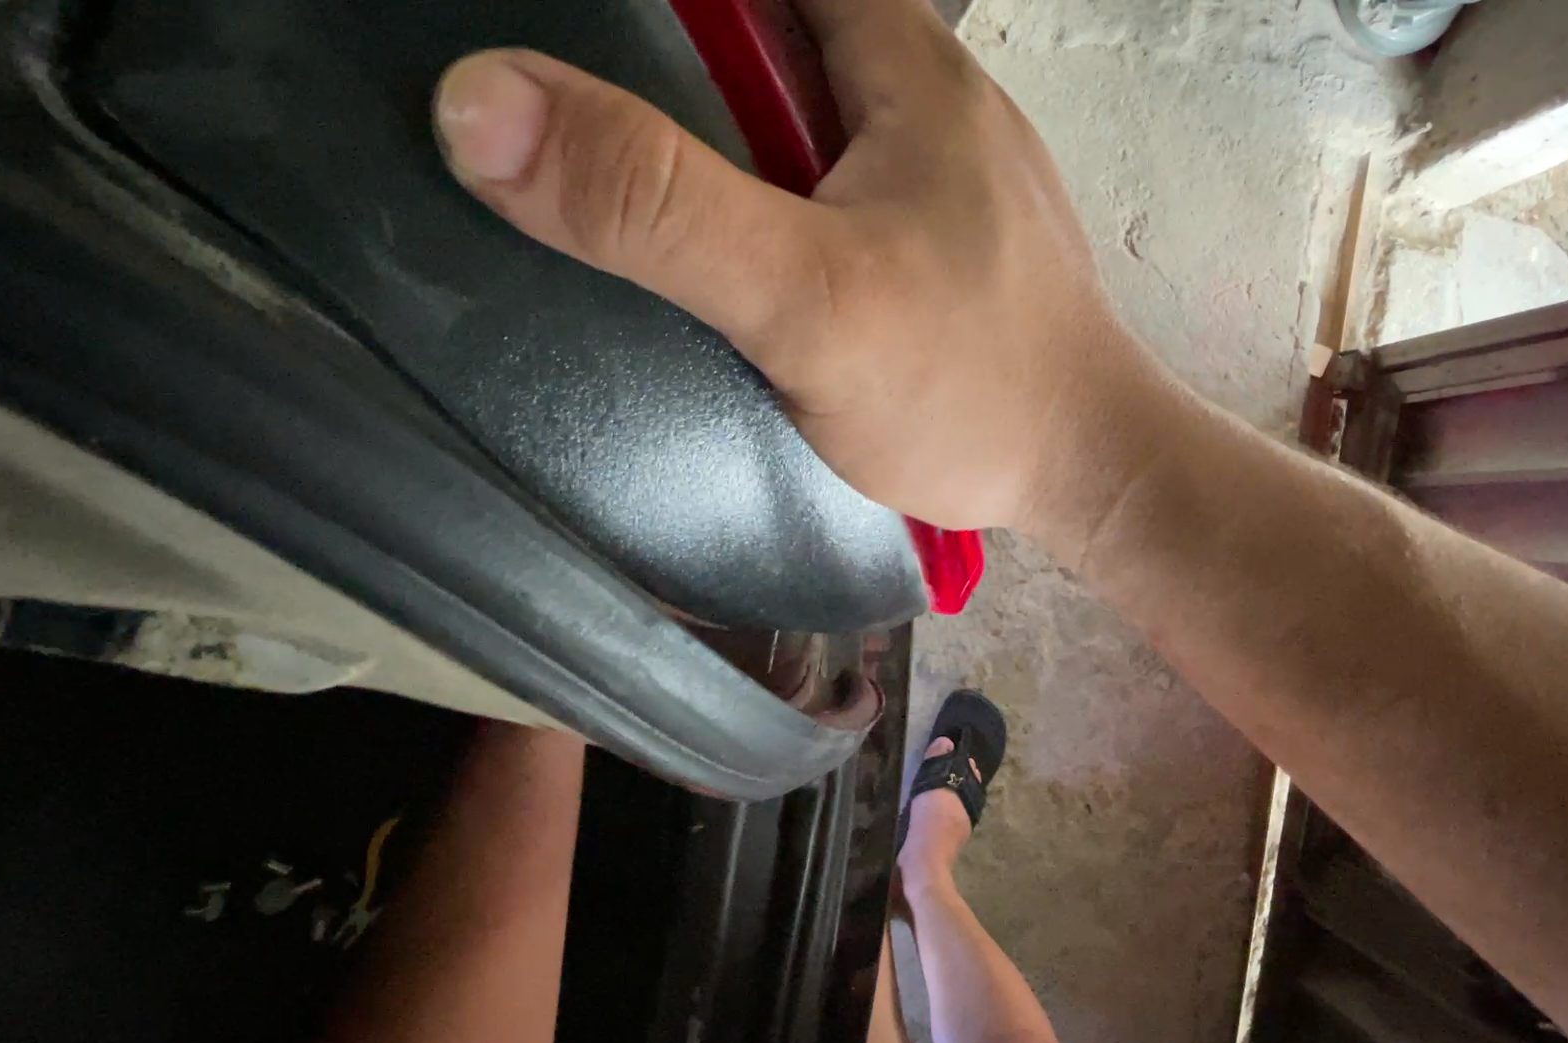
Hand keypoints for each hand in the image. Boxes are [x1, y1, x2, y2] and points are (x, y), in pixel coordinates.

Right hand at [431, 0, 1166, 539]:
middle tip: (599, 138)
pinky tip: (740, 264)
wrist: (1083, 470)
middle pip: (772, 41)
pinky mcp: (933, 250)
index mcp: (902, 64)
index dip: (667, 8)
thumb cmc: (970, 386)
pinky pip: (832, 198)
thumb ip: (661, 209)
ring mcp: (935, 180)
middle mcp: (923, 103)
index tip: (596, 39)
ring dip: (725, 152)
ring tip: (649, 207)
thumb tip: (484, 111)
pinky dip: (775, 213)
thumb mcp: (807, 298)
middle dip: (680, 73)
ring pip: (801, 127)